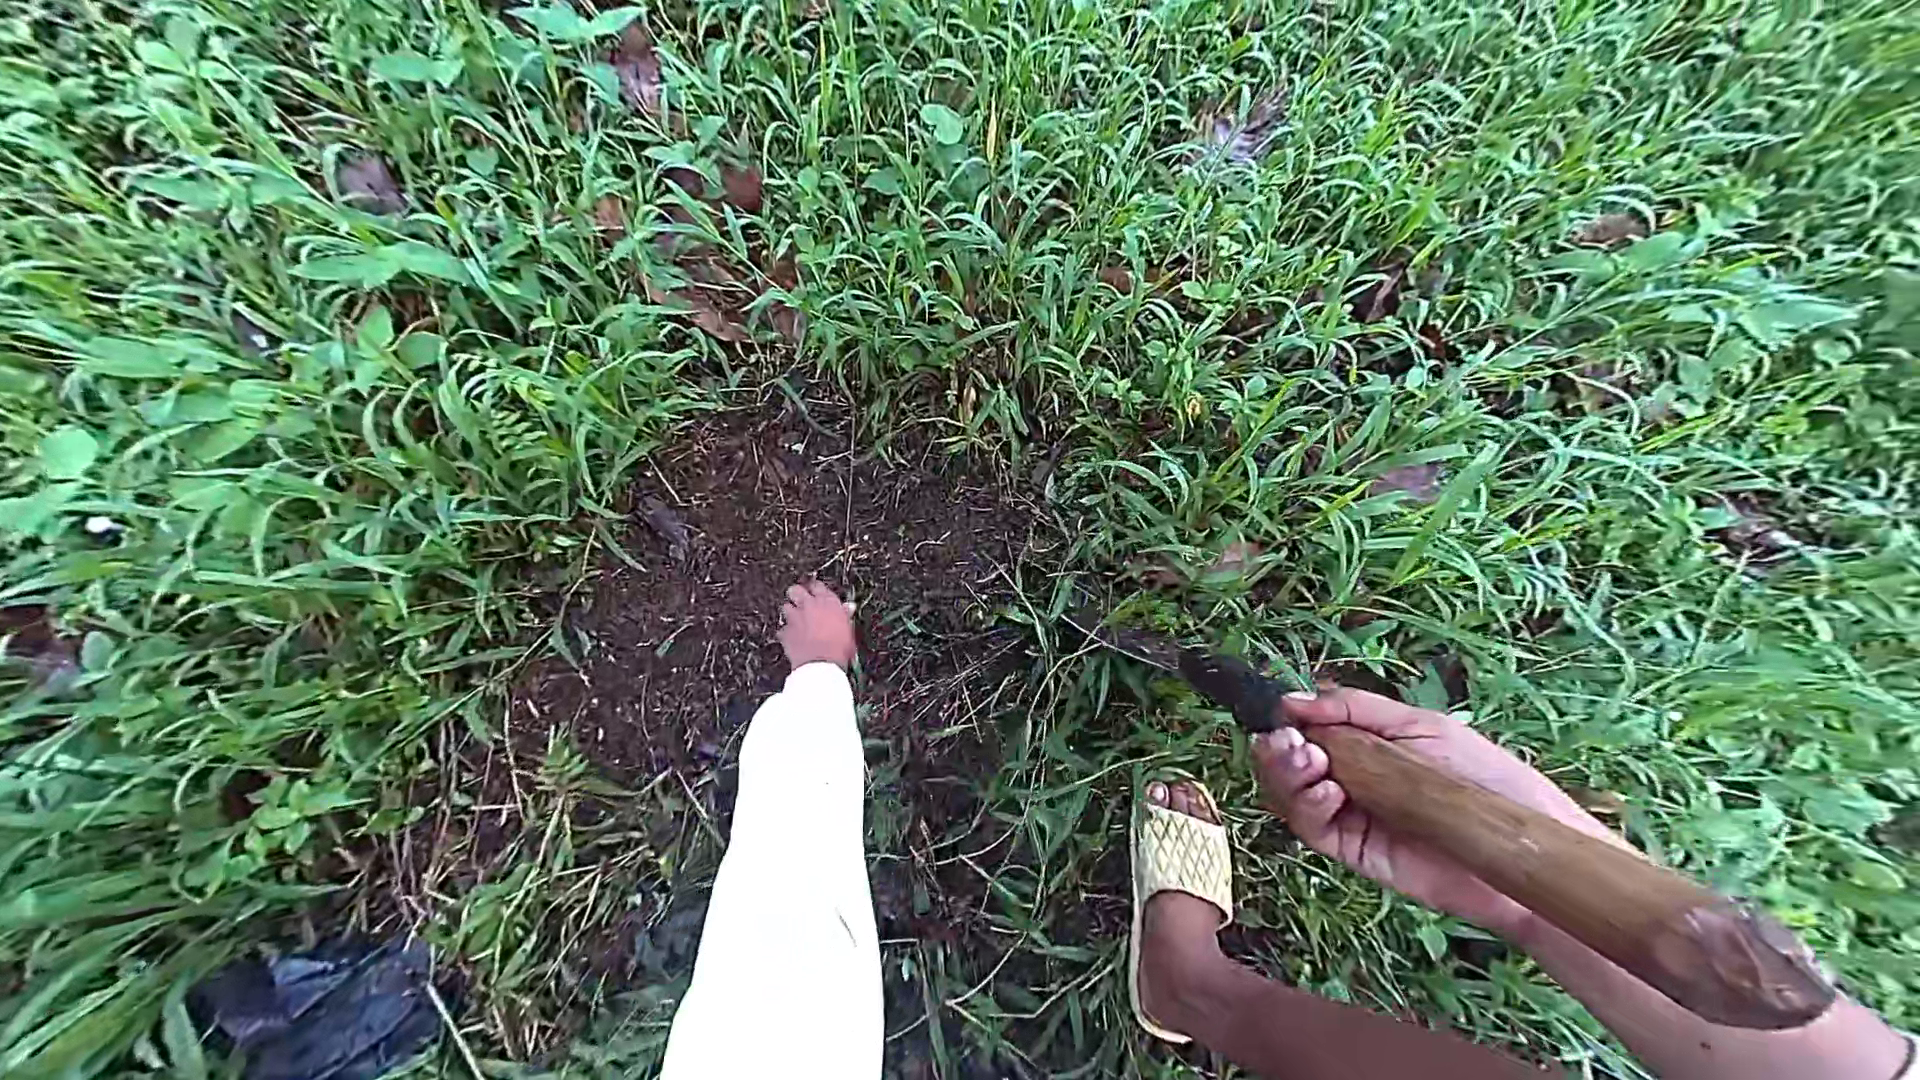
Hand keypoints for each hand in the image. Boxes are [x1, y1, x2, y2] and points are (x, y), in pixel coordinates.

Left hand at [777, 580, 855, 670]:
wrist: (820, 665)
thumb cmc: (839, 648)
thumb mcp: (848, 630)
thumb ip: (845, 616)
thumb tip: (848, 607)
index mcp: (827, 602)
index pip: (818, 586)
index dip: (815, 589)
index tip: (816, 592)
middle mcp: (809, 605)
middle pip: (796, 590)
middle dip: (797, 594)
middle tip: (801, 601)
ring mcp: (794, 617)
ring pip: (786, 606)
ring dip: (790, 611)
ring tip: (796, 619)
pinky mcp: (785, 632)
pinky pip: (782, 628)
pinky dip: (786, 632)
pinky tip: (792, 638)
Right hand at [1254, 687, 1621, 935]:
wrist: (1529, 846)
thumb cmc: (1485, 775)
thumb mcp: (1419, 724)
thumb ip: (1353, 708)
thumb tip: (1289, 701)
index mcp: (1351, 745)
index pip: (1295, 730)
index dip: (1281, 724)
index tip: (1284, 720)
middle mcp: (1339, 777)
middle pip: (1280, 763)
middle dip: (1276, 751)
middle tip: (1290, 743)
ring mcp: (1343, 814)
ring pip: (1285, 793)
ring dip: (1285, 774)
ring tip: (1308, 762)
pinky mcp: (1351, 850)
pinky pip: (1311, 826)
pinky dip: (1307, 805)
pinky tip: (1327, 792)